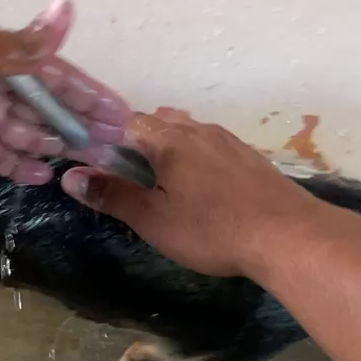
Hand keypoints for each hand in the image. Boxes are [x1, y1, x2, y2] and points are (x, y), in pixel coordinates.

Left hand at [0, 0, 130, 184]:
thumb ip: (22, 44)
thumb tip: (68, 6)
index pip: (51, 73)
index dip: (86, 93)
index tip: (119, 114)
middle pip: (41, 105)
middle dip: (76, 123)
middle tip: (112, 147)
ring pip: (22, 131)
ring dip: (53, 145)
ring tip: (86, 162)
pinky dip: (18, 164)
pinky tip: (43, 175)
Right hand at [60, 108, 324, 275]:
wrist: (290, 237)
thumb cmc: (212, 229)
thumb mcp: (153, 219)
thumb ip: (111, 195)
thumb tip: (69, 175)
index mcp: (169, 140)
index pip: (126, 123)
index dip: (107, 139)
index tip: (97, 163)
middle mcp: (198, 130)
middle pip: (158, 122)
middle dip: (138, 142)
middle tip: (127, 177)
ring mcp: (228, 142)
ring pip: (188, 133)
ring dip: (169, 149)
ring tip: (161, 183)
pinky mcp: (250, 158)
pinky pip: (211, 147)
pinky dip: (195, 158)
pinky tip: (199, 188)